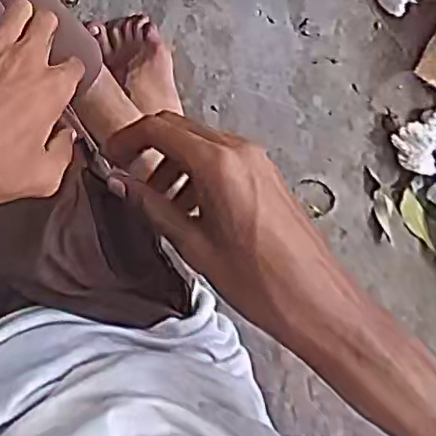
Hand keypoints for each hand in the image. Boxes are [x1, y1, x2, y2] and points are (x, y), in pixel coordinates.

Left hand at [0, 0, 83, 220]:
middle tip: (43, 33)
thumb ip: (62, 153)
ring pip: (18, 9)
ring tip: (18, 19)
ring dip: (21, 13)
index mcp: (51, 88)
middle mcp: (27, 60)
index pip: (74, 65)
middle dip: (48, 26)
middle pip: (48, 22)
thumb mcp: (43, 176)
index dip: (71, 70)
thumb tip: (64, 142)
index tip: (65, 75)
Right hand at [104, 112, 335, 329]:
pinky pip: (218, 156)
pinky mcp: (264, 173)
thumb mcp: (193, 245)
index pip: (157, 128)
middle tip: (126, 171)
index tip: (112, 155)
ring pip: (196, 140)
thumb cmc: (266, 284)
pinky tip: (187, 205)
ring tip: (157, 198)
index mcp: (218, 163)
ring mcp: (255, 159)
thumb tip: (120, 184)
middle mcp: (238, 151)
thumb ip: (151, 206)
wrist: (323, 308)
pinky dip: (194, 169)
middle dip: (146, 145)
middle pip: (176, 126)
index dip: (127, 139)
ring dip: (170, 160)